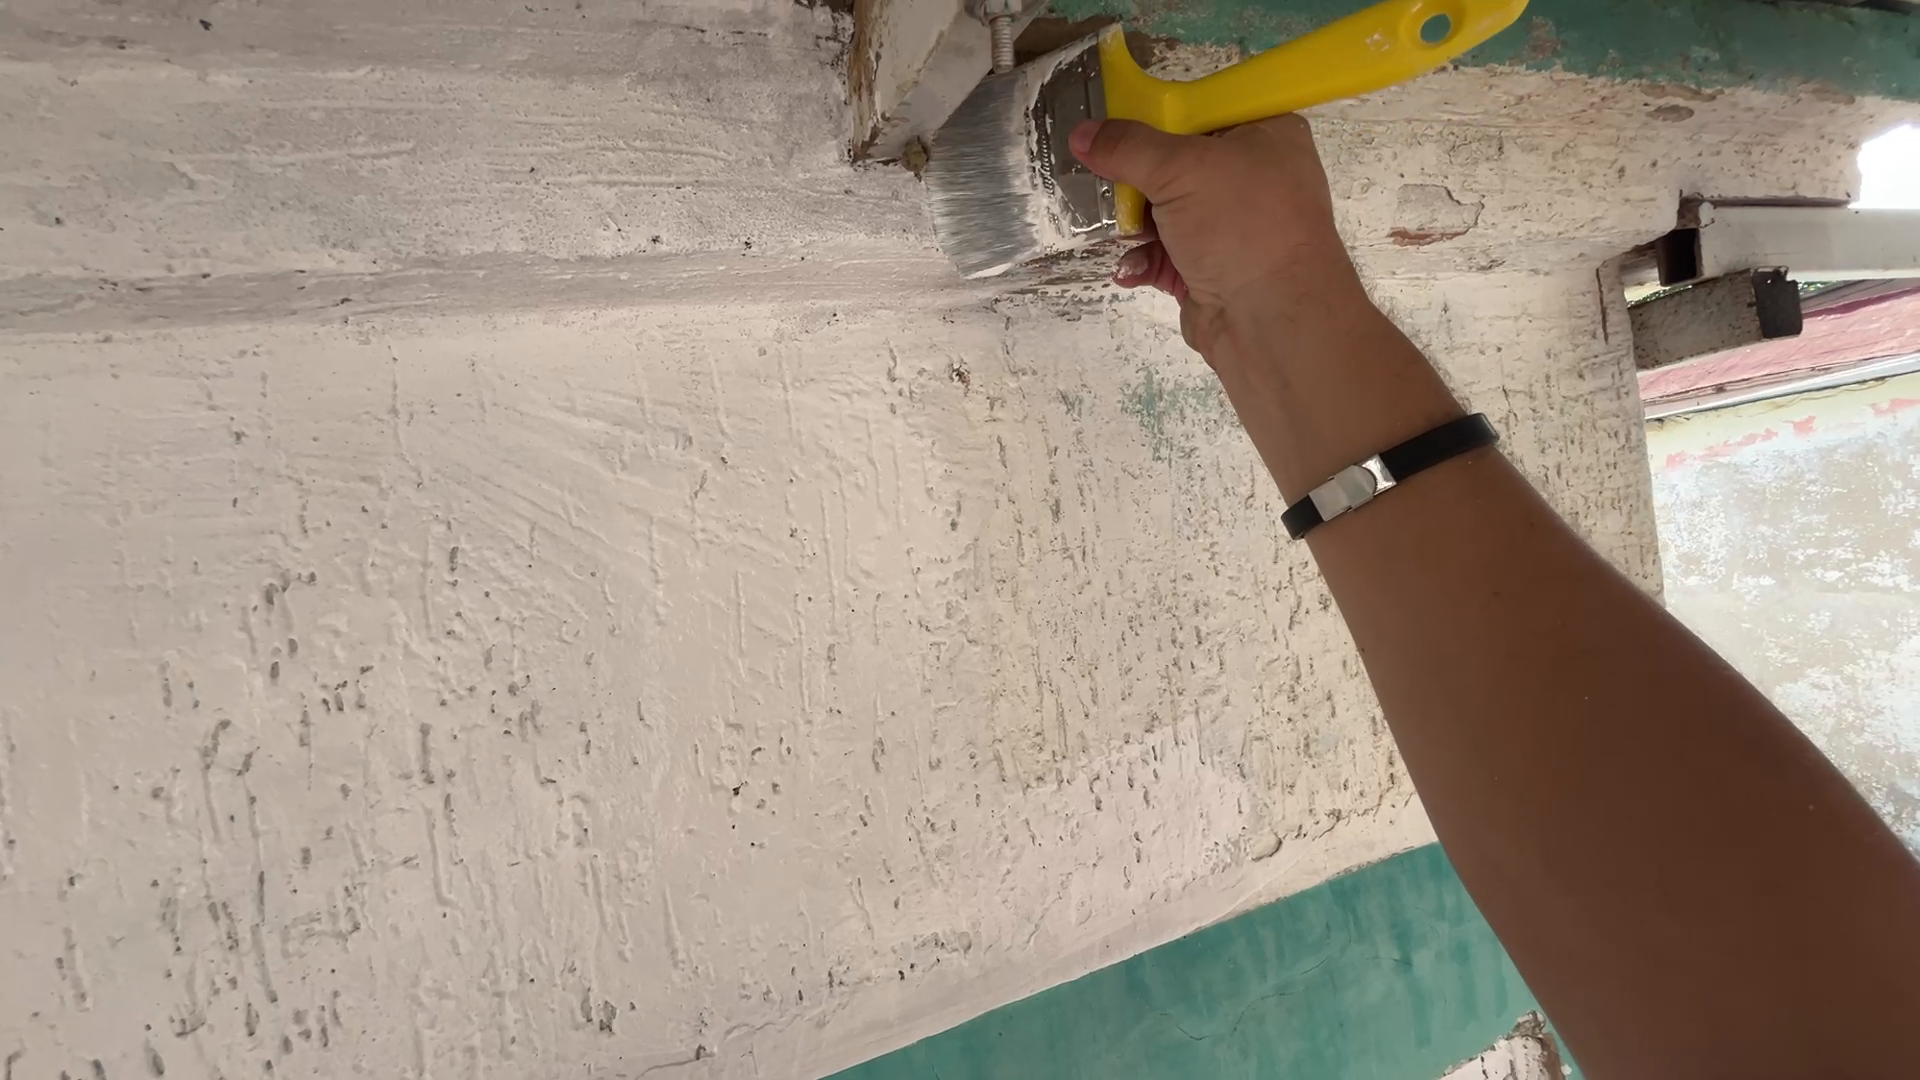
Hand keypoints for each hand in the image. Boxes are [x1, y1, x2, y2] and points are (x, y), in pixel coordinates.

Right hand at [1069, 115, 1366, 357]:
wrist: (1268, 318)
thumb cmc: (1240, 225)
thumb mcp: (1181, 170)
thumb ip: (1128, 148)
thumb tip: (1081, 133)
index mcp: (1262, 134)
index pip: (1202, 113)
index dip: (1158, 120)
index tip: (1118, 130)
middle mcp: (1248, 179)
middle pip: (1174, 167)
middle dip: (1136, 184)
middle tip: (1108, 187)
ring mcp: (1228, 229)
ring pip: (1162, 216)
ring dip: (1134, 230)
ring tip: (1121, 238)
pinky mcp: (1207, 271)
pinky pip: (1163, 257)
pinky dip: (1143, 263)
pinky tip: (1130, 271)